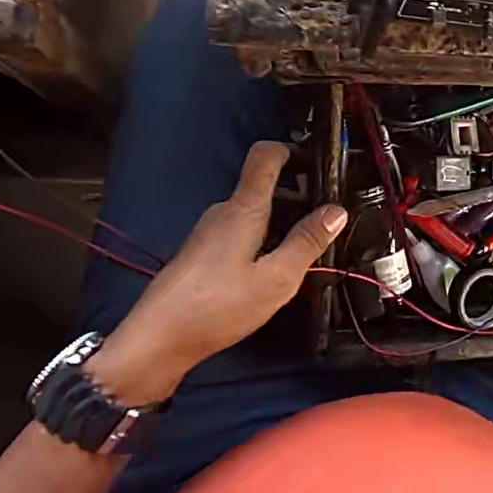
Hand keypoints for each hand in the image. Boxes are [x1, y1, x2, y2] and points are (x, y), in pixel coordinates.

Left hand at [88, 141, 346, 402]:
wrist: (155, 343)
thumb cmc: (218, 307)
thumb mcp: (276, 279)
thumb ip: (307, 242)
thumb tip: (337, 210)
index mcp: (243, 210)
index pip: (264, 156)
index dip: (291, 149)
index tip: (316, 162)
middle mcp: (223, 213)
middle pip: (263, 187)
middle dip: (296, 196)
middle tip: (325, 221)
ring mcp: (208, 233)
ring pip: (253, 213)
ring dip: (281, 222)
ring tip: (306, 249)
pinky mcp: (201, 254)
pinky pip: (241, 232)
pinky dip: (263, 239)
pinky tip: (273, 270)